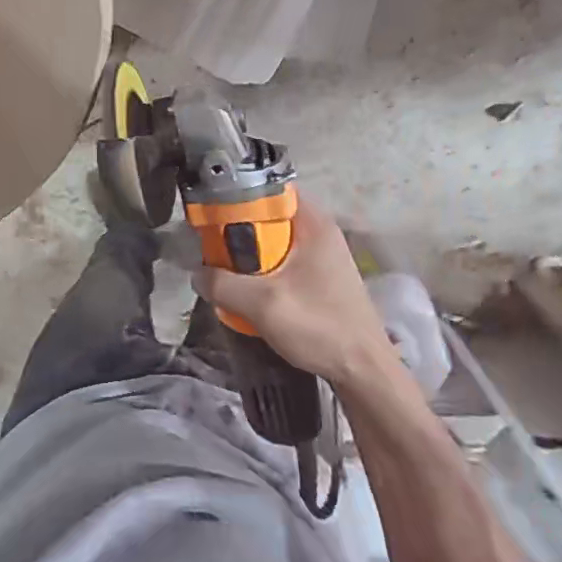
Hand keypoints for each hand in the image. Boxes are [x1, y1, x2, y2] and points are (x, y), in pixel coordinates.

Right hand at [194, 201, 395, 387]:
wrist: (365, 373)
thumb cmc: (320, 327)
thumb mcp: (263, 304)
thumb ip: (223, 285)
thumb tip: (196, 274)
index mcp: (314, 222)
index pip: (269, 189)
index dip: (237, 196)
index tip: (210, 213)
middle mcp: (321, 231)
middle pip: (269, 216)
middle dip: (239, 230)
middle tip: (213, 247)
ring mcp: (324, 255)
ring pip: (275, 242)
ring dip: (250, 256)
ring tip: (225, 272)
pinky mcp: (322, 278)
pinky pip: (284, 262)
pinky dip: (264, 271)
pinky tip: (249, 292)